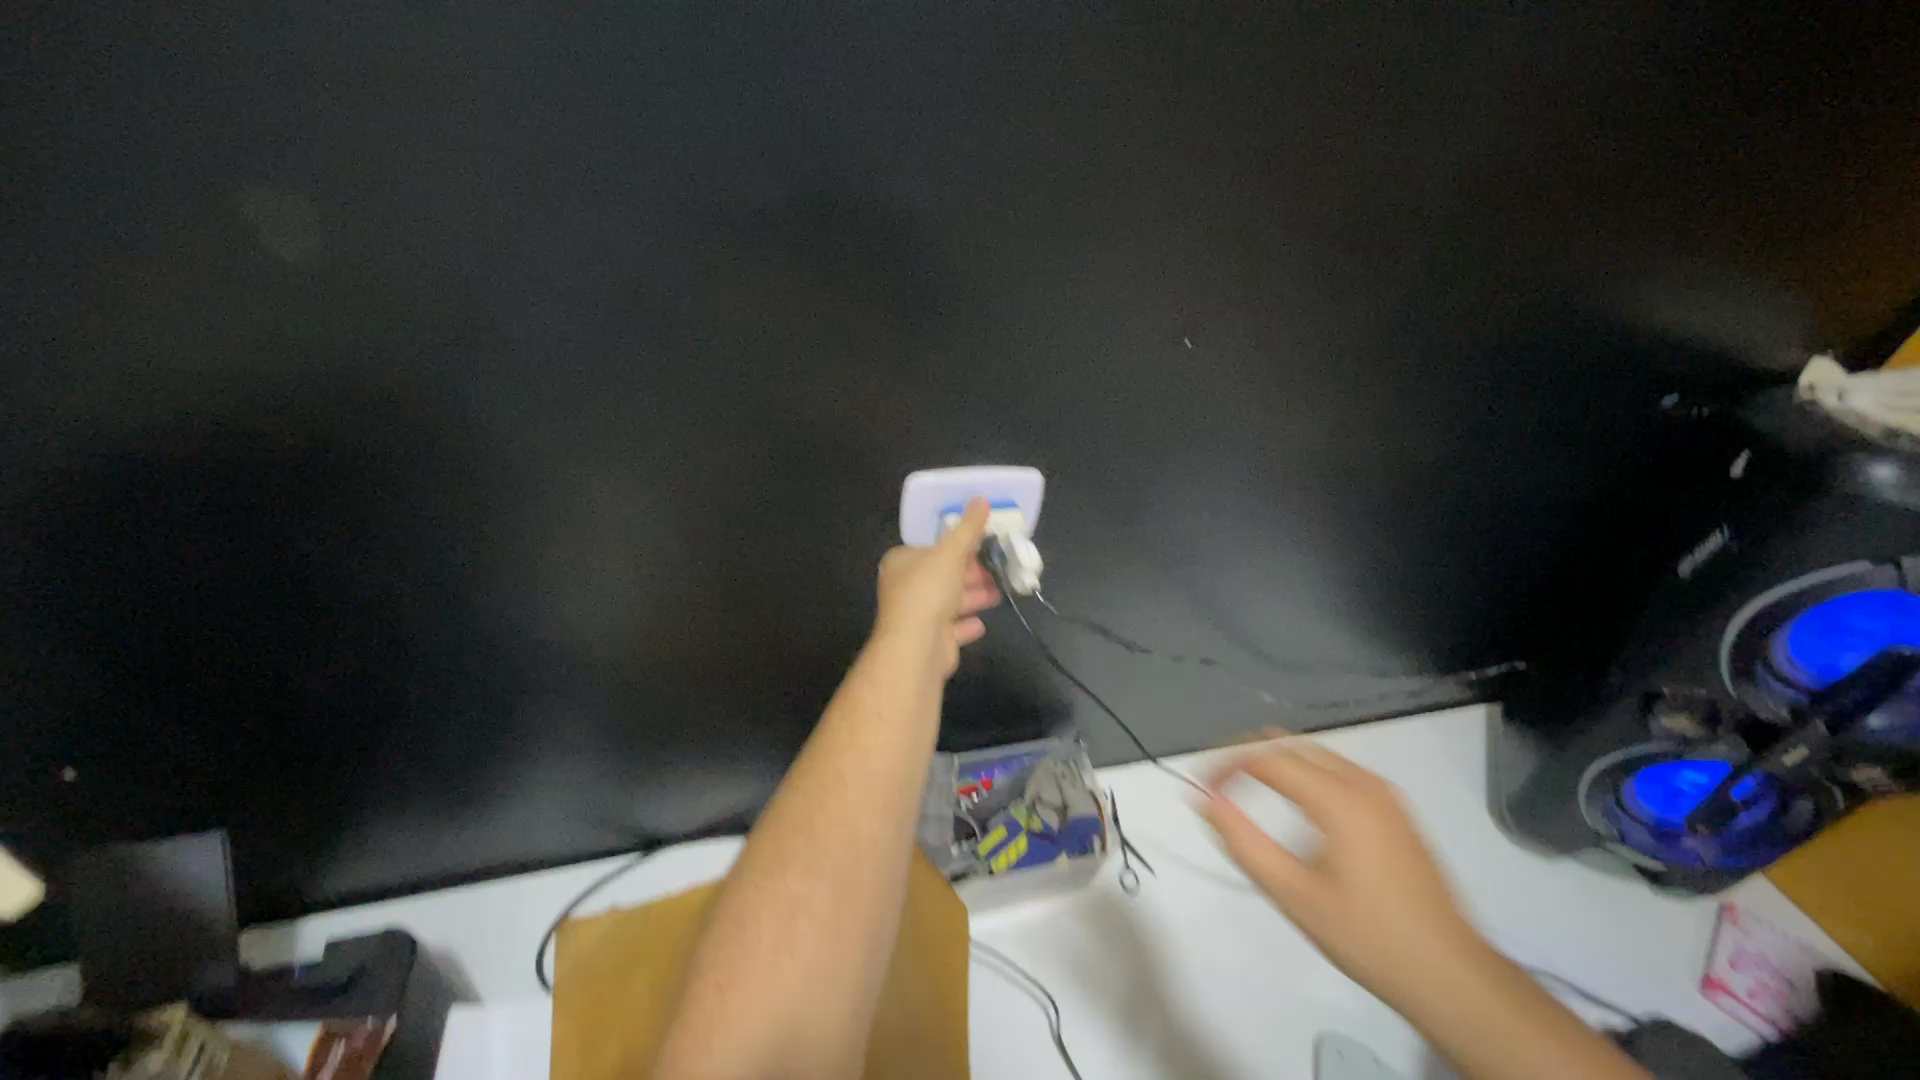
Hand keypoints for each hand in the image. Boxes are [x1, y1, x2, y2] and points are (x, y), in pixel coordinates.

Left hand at [872, 498, 1001, 674]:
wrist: (917, 646)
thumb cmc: (929, 590)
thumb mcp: (951, 552)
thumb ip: (968, 528)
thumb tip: (981, 499)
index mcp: (902, 562)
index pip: (931, 549)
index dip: (957, 547)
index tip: (982, 545)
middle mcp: (905, 587)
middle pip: (942, 576)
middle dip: (970, 574)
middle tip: (996, 568)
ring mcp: (916, 616)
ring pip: (949, 602)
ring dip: (973, 597)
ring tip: (999, 592)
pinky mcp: (929, 640)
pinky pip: (951, 628)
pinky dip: (966, 624)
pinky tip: (981, 623)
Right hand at [1197, 738, 1490, 1010]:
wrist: (1449, 973)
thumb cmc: (1365, 935)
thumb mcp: (1291, 893)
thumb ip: (1242, 840)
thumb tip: (1202, 799)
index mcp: (1338, 797)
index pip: (1266, 756)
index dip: (1225, 765)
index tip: (1201, 790)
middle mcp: (1363, 782)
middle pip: (1291, 744)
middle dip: (1248, 758)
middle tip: (1219, 788)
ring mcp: (1385, 794)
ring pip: (1316, 756)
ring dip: (1277, 766)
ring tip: (1246, 796)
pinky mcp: (1396, 811)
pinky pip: (1338, 772)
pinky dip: (1305, 777)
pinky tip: (1293, 812)